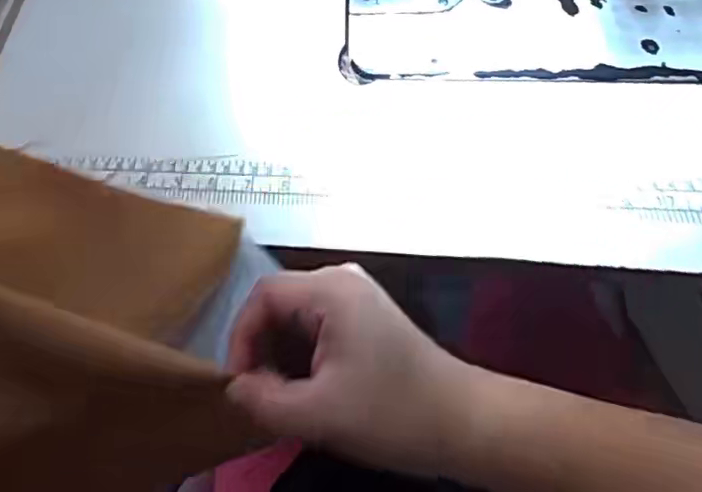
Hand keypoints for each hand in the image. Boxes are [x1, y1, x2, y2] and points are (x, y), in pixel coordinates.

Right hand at [224, 265, 471, 476]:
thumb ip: (268, 402)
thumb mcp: (323, 414)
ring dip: (281, 351)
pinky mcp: (365, 312)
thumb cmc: (395, 412)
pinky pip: (316, 322)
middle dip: (261, 346)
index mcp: (330, 288)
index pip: (264, 294)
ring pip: (297, 313)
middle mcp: (340, 278)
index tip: (238, 380)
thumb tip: (234, 389)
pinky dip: (302, 351)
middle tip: (256, 390)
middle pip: (279, 301)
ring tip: (278, 392)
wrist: (466, 422)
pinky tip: (306, 384)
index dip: (242, 334)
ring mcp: (355, 294)